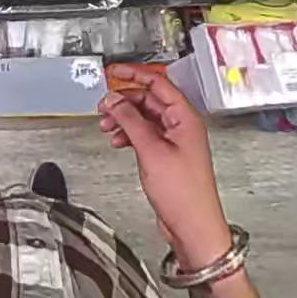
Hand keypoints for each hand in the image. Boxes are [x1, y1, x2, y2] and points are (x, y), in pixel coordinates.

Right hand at [99, 65, 232, 269]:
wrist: (193, 226)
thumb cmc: (183, 193)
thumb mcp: (151, 150)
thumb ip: (130, 120)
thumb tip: (115, 99)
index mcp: (184, 116)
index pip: (157, 82)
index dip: (133, 74)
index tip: (113, 71)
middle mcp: (182, 125)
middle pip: (149, 99)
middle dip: (124, 101)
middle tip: (103, 106)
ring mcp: (175, 140)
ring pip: (145, 117)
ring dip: (124, 118)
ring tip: (107, 125)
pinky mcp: (167, 155)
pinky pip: (145, 134)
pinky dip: (129, 134)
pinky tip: (118, 140)